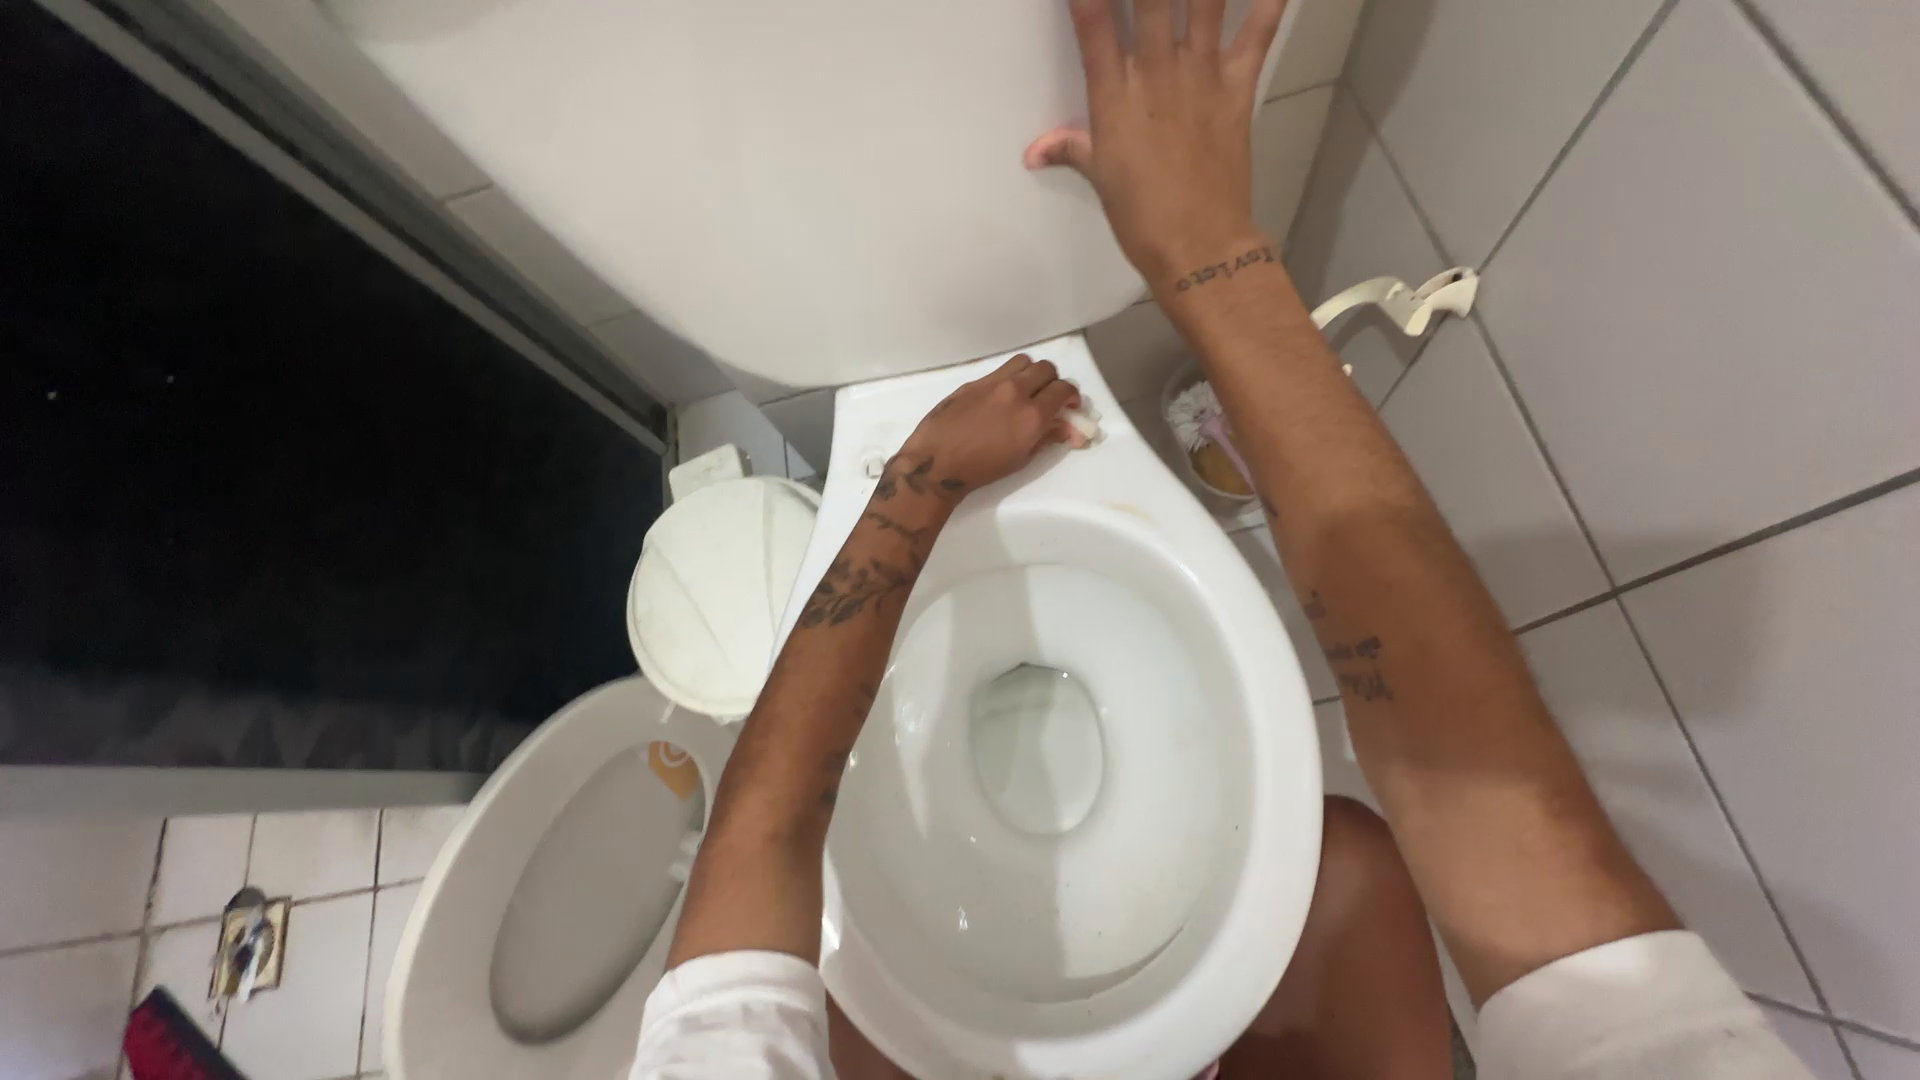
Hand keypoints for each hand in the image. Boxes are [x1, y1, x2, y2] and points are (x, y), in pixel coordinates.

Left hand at [886, 354, 1084, 502]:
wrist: (937, 464)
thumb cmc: (981, 469)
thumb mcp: (1021, 458)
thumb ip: (1047, 437)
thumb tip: (1069, 429)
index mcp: (1032, 414)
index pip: (1064, 390)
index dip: (1072, 397)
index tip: (1069, 408)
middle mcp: (1015, 391)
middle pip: (1046, 369)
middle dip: (1053, 382)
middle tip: (1048, 399)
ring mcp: (992, 383)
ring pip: (1023, 362)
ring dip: (1031, 374)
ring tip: (1025, 392)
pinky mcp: (972, 383)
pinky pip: (998, 371)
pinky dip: (1007, 380)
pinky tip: (998, 400)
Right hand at [1025, 0, 1286, 284]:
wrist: (1197, 245)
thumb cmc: (1142, 219)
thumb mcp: (1101, 180)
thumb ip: (1072, 148)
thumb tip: (1034, 150)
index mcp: (1114, 98)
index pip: (1092, 22)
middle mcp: (1156, 74)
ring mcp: (1200, 75)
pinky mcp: (1238, 85)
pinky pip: (1259, 27)